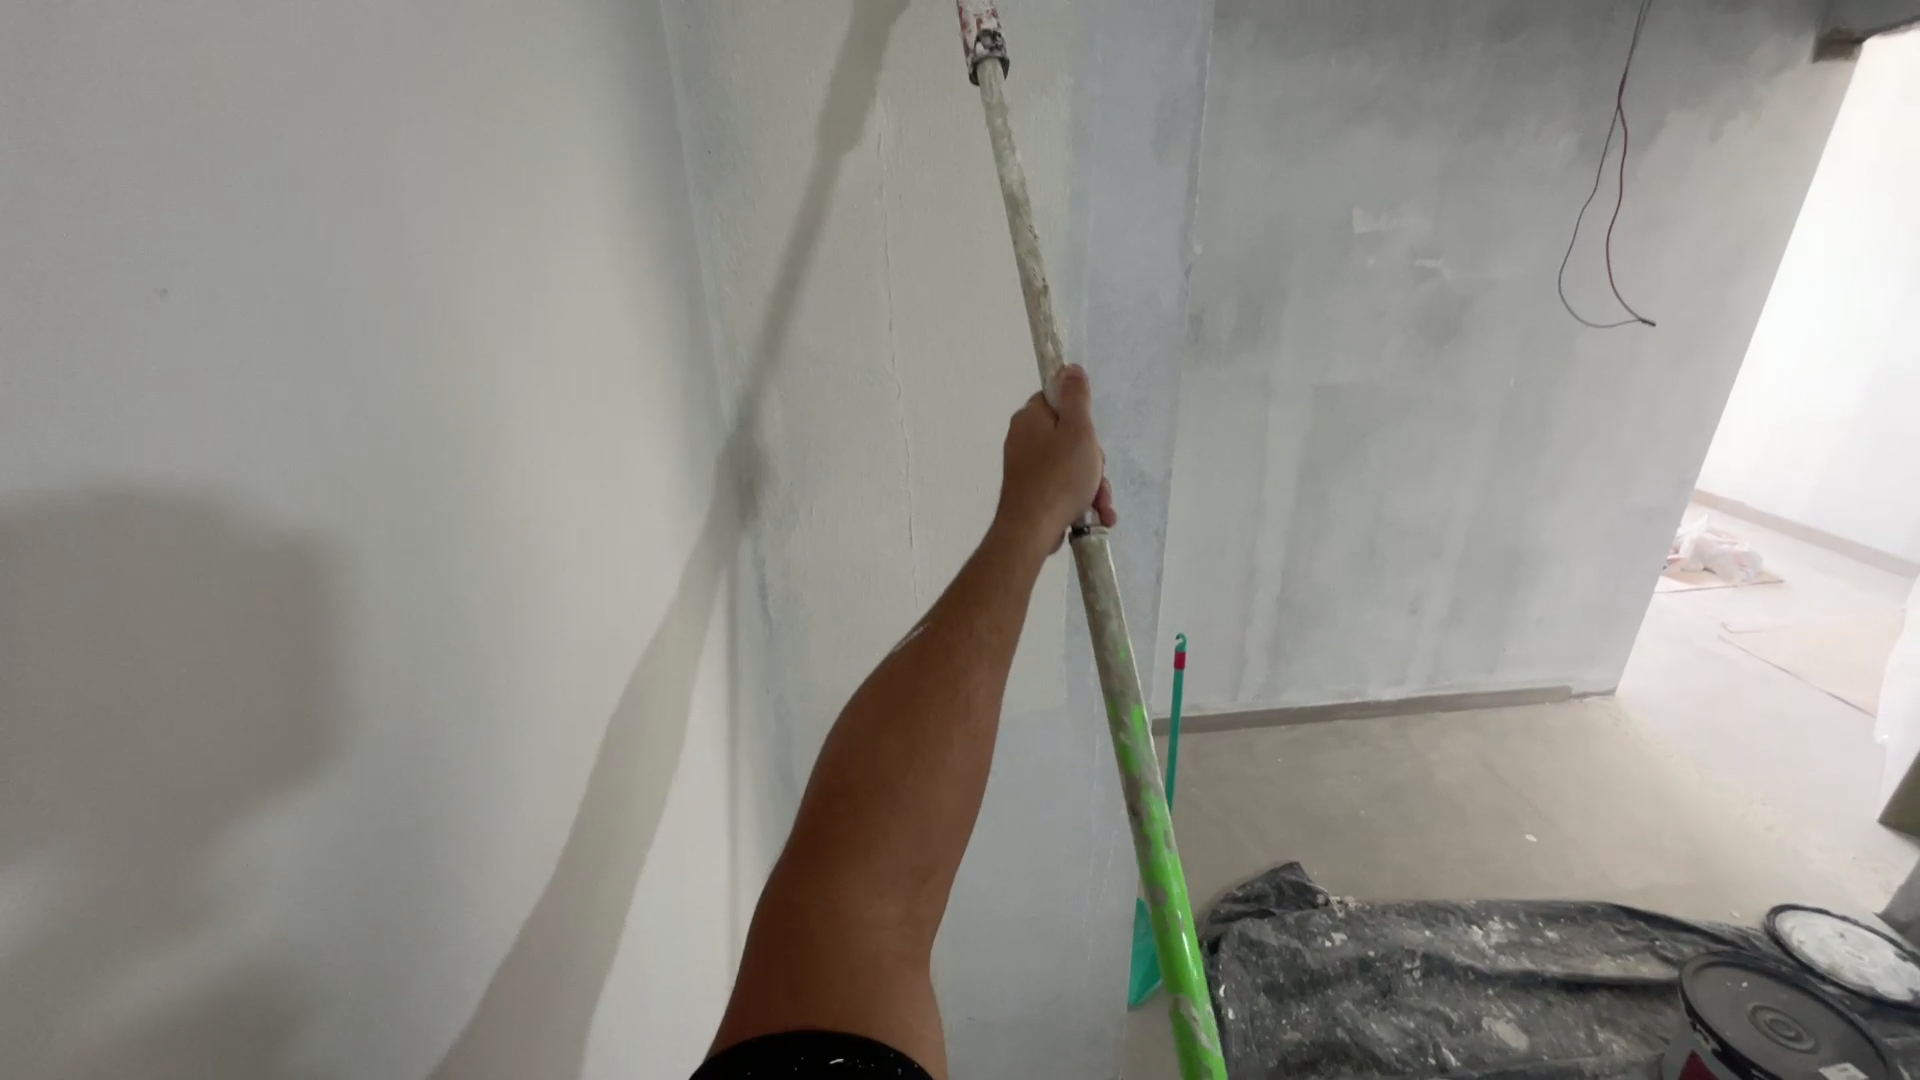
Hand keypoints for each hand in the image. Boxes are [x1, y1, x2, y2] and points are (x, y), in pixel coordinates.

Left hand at [991, 364, 1116, 556]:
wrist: (1031, 530)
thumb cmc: (1059, 476)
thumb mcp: (1077, 430)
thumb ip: (1076, 397)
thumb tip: (1068, 368)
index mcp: (1030, 417)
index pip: (1058, 401)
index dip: (1081, 418)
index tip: (1090, 437)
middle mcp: (1023, 439)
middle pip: (1068, 436)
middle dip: (1092, 460)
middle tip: (1097, 474)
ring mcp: (1025, 468)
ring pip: (1070, 466)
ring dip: (1093, 485)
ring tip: (1102, 505)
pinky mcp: (1031, 493)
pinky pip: (1062, 487)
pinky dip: (1081, 499)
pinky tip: (1097, 516)